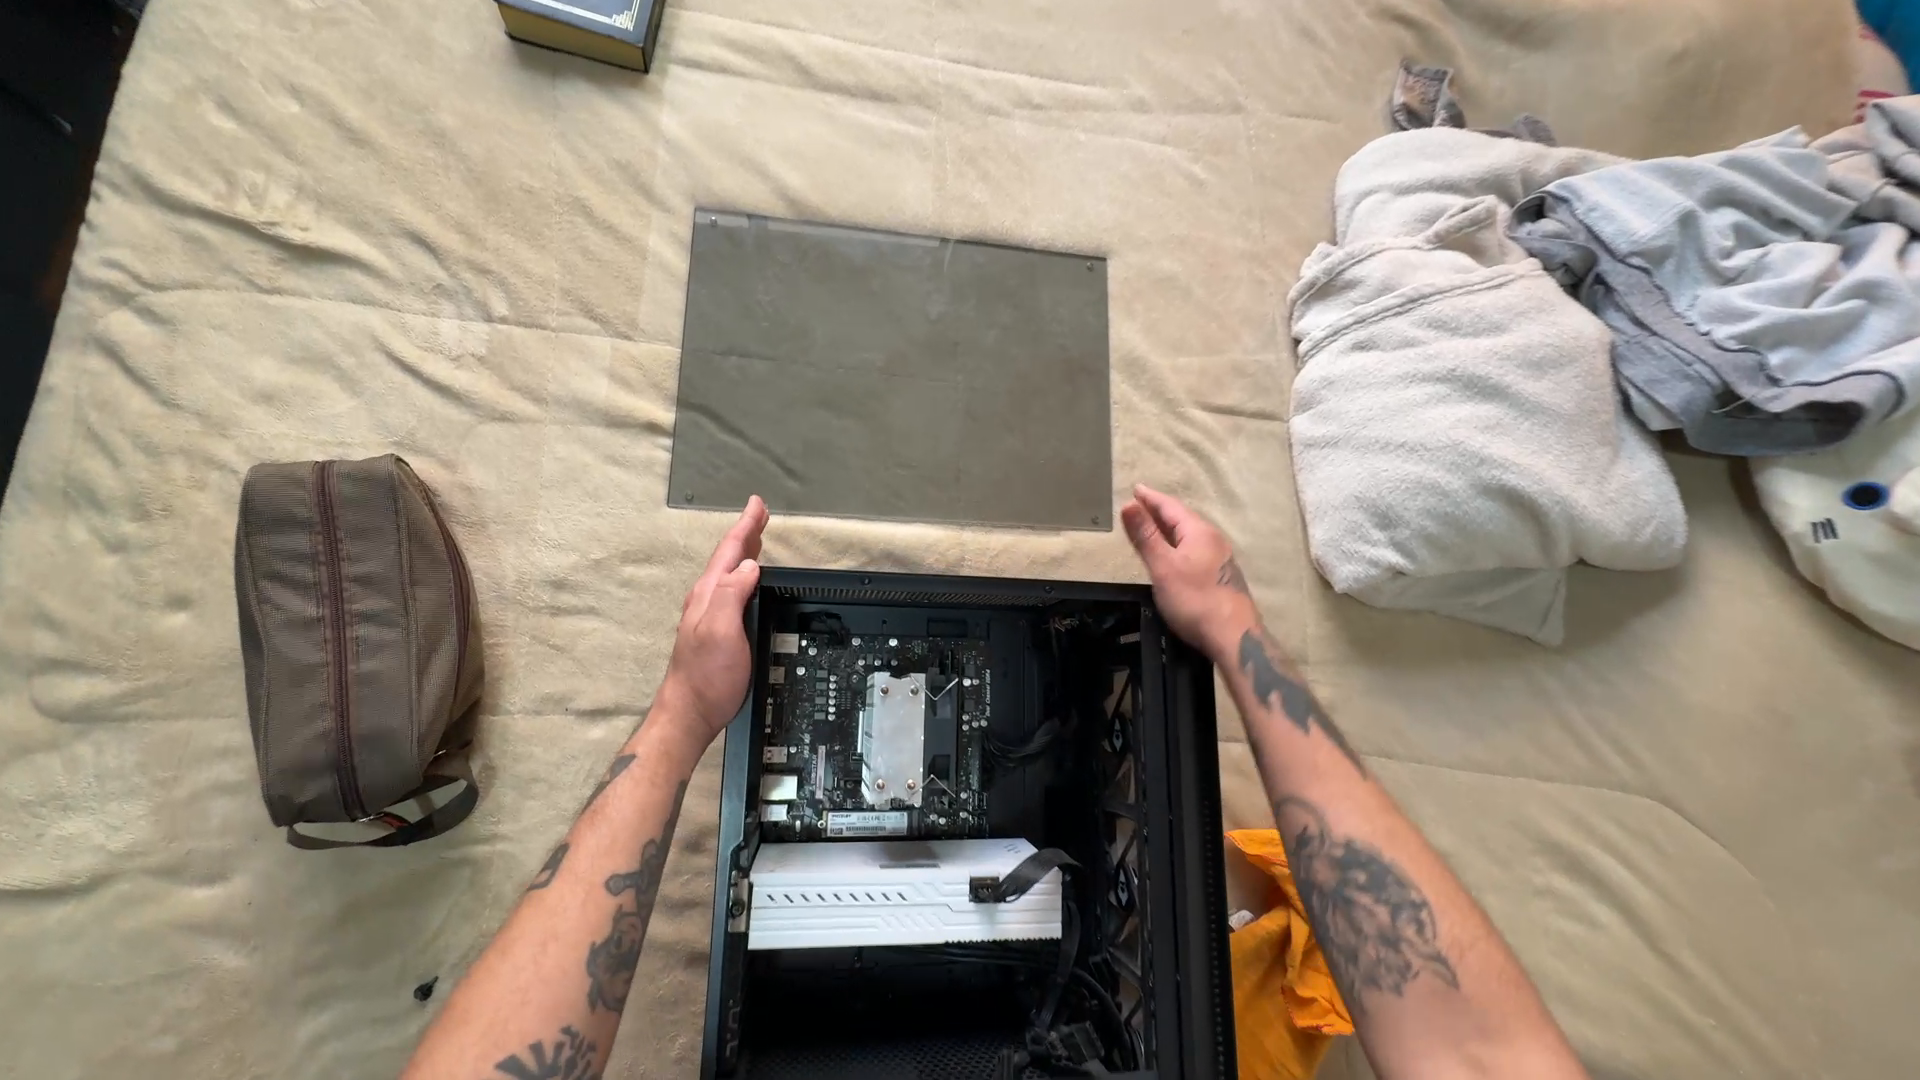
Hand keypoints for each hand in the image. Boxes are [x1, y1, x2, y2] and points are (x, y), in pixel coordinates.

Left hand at [656, 496, 768, 752]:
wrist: (690, 713)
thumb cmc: (706, 676)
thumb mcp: (721, 631)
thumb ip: (732, 594)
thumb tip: (750, 565)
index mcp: (709, 595)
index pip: (730, 552)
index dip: (746, 527)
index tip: (757, 505)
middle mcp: (707, 600)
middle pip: (729, 558)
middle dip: (746, 534)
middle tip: (761, 514)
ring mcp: (709, 616)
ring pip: (730, 573)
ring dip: (744, 553)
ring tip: (757, 539)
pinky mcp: (716, 631)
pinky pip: (732, 590)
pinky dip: (743, 576)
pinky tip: (748, 581)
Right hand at [1120, 484, 1257, 661]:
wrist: (1233, 637)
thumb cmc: (1195, 600)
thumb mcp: (1163, 567)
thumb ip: (1146, 536)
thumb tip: (1129, 505)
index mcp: (1199, 532)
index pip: (1171, 507)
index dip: (1151, 498)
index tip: (1136, 489)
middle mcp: (1213, 539)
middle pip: (1182, 518)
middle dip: (1160, 511)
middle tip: (1141, 504)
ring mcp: (1219, 558)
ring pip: (1190, 534)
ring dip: (1170, 528)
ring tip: (1153, 525)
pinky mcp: (1220, 575)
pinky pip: (1194, 548)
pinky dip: (1178, 543)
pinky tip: (1174, 553)